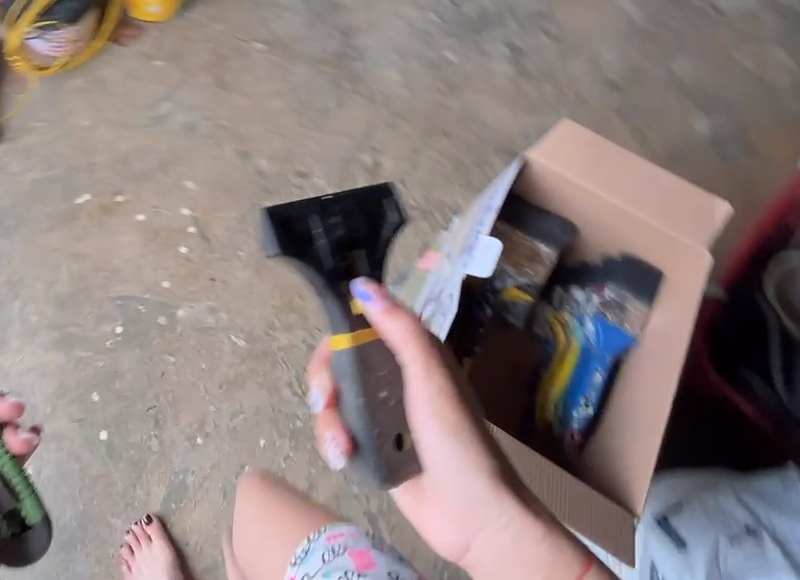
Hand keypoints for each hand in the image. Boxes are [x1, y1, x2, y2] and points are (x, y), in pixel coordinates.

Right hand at [309, 277, 603, 579]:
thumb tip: (361, 283)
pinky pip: (337, 432)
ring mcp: (381, 415)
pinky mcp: (372, 448)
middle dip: (325, 383)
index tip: (329, 356)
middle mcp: (393, 379)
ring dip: (328, 422)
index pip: (360, 328)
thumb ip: (399, 329)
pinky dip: (333, 442)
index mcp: (411, 354)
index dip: (337, 337)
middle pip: (339, 364)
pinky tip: (343, 459)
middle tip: (325, 403)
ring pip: (334, 400)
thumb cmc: (456, 438)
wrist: (473, 515)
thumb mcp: (429, 376)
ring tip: (342, 447)